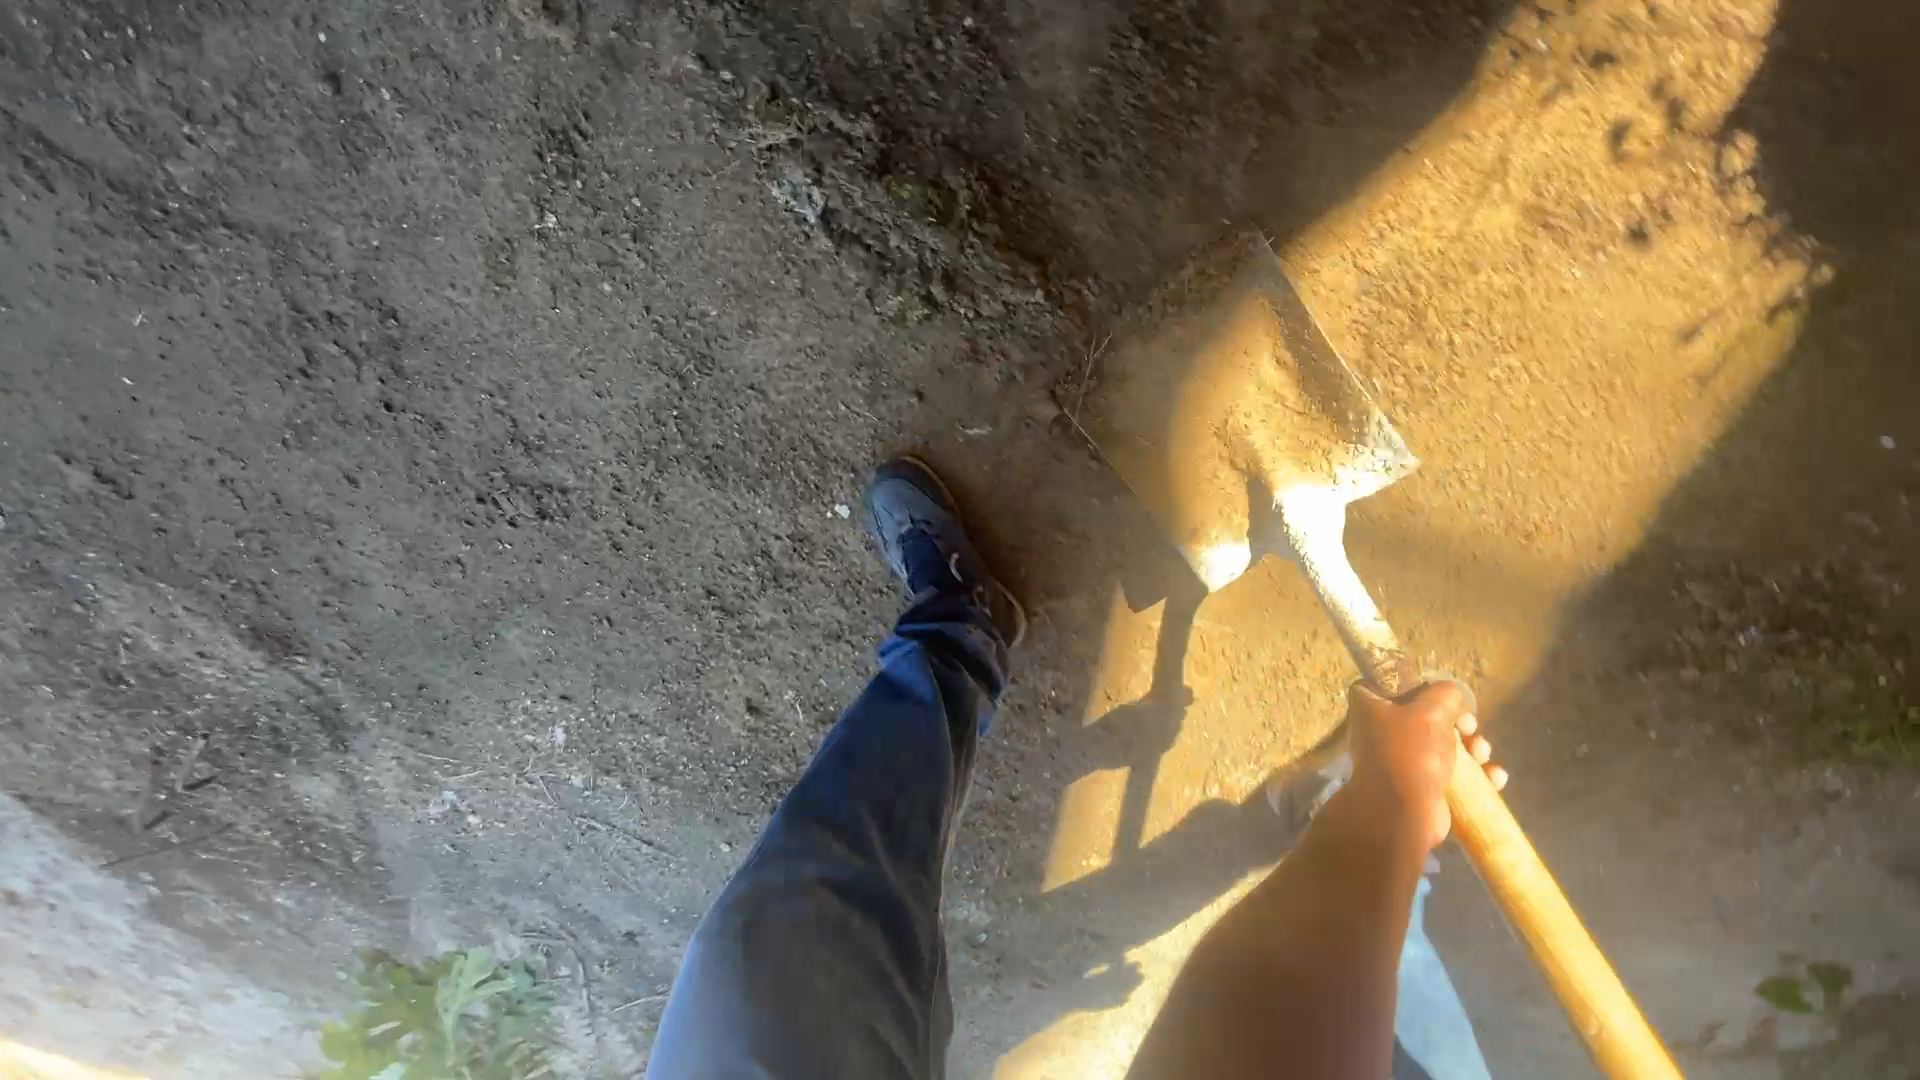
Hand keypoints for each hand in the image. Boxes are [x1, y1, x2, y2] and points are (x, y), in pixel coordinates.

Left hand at [1342, 680, 1506, 851]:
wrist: (1403, 810)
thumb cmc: (1410, 751)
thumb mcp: (1430, 710)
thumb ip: (1445, 694)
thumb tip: (1452, 695)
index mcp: (1368, 708)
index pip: (1377, 684)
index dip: (1405, 683)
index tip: (1431, 689)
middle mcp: (1379, 732)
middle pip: (1422, 715)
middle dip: (1455, 720)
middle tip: (1467, 727)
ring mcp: (1401, 761)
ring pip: (1443, 744)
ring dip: (1471, 747)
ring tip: (1480, 754)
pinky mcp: (1422, 786)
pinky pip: (1454, 774)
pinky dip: (1477, 775)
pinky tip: (1494, 777)